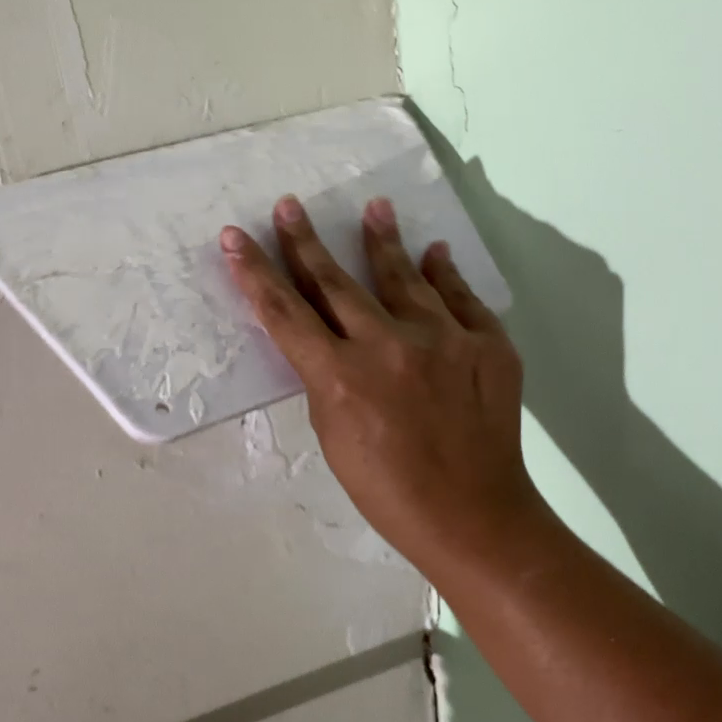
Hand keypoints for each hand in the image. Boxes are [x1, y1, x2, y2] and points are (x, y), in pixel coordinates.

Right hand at [220, 195, 541, 552]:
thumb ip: (326, 377)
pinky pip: (460, 299)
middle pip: (335, 283)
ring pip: (403, 276)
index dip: (254, 272)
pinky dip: (444, 274)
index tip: (234, 238)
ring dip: (382, 240)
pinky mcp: (487, 344)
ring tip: (375, 205)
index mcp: (339, 377)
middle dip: (304, 242)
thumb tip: (330, 336)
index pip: (284, 312)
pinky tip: (434, 252)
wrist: (472, 515)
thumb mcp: (332, 433)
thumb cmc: (385, 487)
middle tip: (290, 205)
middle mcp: (388, 346)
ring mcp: (443, 340)